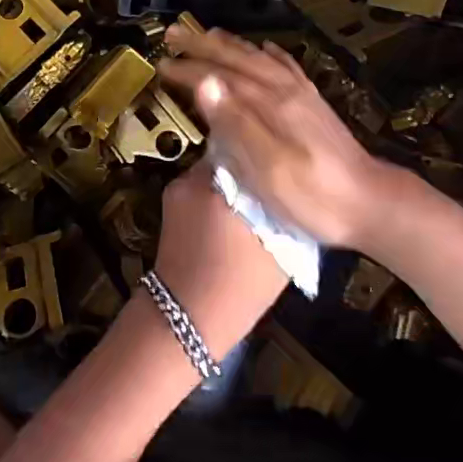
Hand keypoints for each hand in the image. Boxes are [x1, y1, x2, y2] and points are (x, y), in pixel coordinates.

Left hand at [152, 162, 287, 358]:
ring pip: (213, 170)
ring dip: (228, 180)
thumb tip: (293, 193)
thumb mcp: (285, 249)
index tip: (282, 168)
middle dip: (247, 167)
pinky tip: (222, 215)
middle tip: (266, 185)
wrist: (189, 310)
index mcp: (232, 183)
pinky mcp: (169, 197)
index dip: (269, 158)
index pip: (254, 151)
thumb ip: (287, 212)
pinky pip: (197, 185)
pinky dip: (210, 193)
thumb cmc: (243, 284)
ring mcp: (181, 185)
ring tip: (245, 203)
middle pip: (232, 156)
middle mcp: (202, 175)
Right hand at [158, 24, 437, 256]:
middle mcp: (283, 90)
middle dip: (203, 45)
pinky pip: (287, 68)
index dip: (187, 69)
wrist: (372, 205)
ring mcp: (302, 95)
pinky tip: (266, 49)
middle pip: (238, 59)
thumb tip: (204, 82)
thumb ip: (235, 123)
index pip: (218, 76)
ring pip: (260, 58)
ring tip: (208, 32)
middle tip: (174, 33)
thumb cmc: (312, 195)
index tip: (160, 63)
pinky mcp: (314, 105)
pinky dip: (270, 54)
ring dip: (231, 44)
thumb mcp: (268, 167)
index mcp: (268, 104)